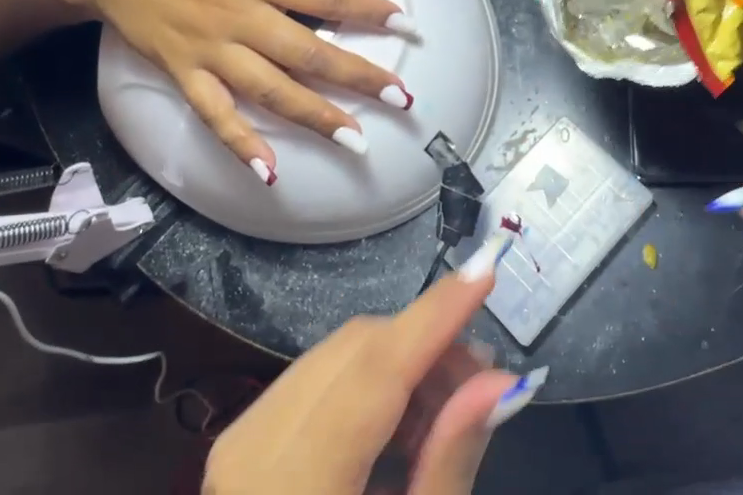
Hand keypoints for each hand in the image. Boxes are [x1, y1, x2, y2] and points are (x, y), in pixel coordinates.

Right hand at [50, 0, 413, 178]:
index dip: (367, 11)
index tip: (407, 26)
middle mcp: (239, 17)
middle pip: (307, 52)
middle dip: (356, 76)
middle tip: (399, 98)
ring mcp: (210, 51)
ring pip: (270, 91)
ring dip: (314, 117)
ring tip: (356, 141)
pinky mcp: (183, 74)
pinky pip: (215, 115)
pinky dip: (240, 144)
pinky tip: (269, 172)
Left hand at [204, 250, 534, 494]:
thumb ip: (451, 460)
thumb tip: (504, 379)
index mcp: (293, 484)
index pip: (374, 371)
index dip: (434, 315)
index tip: (487, 267)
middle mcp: (251, 446)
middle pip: (358, 350)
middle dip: (428, 347)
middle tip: (480, 385)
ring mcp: (238, 438)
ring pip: (340, 354)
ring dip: (403, 365)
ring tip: (442, 418)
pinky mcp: (240, 438)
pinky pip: (318, 378)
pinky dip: (370, 385)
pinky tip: (399, 428)